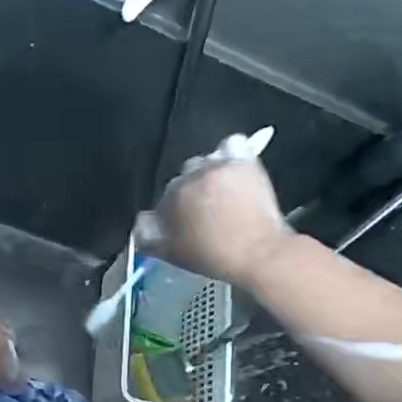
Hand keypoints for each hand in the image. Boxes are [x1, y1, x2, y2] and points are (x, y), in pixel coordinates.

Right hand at [136, 134, 300, 286]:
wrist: (258, 253)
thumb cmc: (215, 257)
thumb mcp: (173, 254)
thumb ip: (149, 236)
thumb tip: (143, 222)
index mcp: (171, 198)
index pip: (165, 197)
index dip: (174, 211)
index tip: (185, 223)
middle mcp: (191, 177)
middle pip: (184, 176)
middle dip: (192, 191)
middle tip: (206, 211)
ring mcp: (219, 166)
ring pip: (206, 161)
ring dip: (210, 174)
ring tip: (222, 193)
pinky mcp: (244, 162)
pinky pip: (232, 144)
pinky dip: (231, 154)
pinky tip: (234, 171)